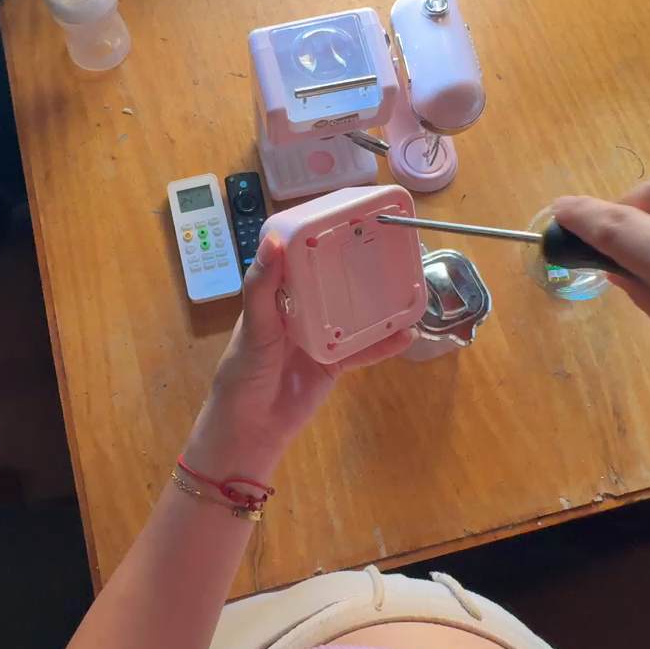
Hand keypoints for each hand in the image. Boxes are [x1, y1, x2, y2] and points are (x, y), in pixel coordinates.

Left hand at [183, 234, 415, 479]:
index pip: (299, 259)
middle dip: (355, 267)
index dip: (319, 239)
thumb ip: (263, 287)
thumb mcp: (254, 328)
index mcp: (276, 297)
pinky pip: (362, 350)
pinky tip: (405, 333)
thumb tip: (272, 241)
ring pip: (352, 314)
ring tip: (405, 284)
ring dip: (376, 303)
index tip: (347, 218)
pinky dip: (383, 344)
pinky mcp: (334, 365)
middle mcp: (299, 312)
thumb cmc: (244, 374)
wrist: (251, 430)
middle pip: (331, 283)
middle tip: (388, 246)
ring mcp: (320, 338)